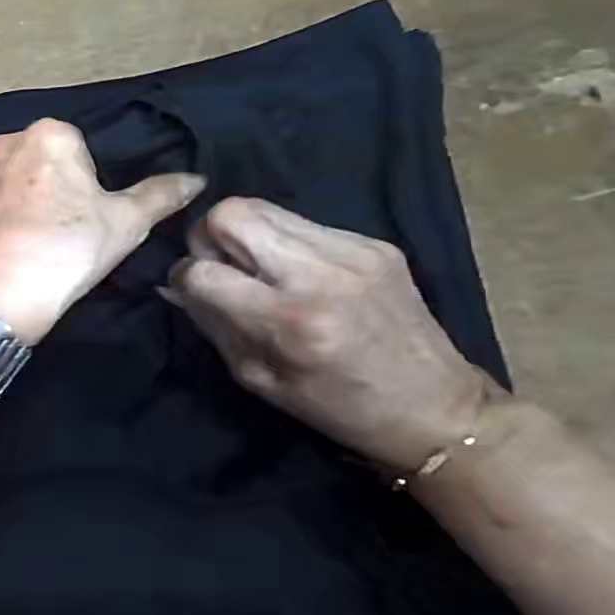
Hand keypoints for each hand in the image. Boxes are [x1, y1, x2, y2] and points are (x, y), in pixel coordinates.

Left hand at [0, 119, 205, 342]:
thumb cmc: (66, 248)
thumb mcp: (125, 222)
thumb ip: (161, 195)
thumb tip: (196, 178)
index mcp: (49, 132)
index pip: (83, 149)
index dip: (92, 187)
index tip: (90, 219)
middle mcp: (7, 141)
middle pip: (49, 164)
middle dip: (61, 192)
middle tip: (70, 235)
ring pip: (21, 184)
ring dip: (33, 206)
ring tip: (42, 246)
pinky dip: (7, 221)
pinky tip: (15, 251)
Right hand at [165, 197, 497, 470]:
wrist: (435, 408)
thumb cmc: (337, 408)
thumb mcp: (258, 379)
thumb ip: (213, 323)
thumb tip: (179, 284)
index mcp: (288, 321)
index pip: (202, 271)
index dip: (184, 276)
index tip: (192, 288)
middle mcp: (317, 273)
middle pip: (230, 213)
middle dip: (209, 236)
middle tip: (223, 265)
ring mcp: (350, 250)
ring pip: (263, 206)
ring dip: (246, 234)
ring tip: (259, 267)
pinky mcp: (372, 241)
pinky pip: (302, 222)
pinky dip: (285, 242)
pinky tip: (301, 272)